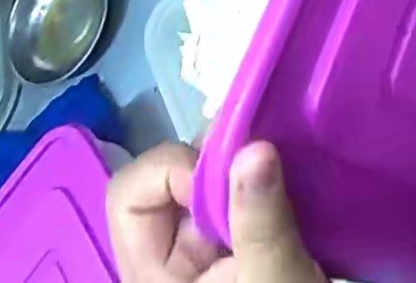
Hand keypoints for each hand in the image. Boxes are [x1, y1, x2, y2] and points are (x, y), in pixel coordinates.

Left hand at [107, 141, 323, 282]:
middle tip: (260, 165)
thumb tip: (255, 145)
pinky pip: (232, 201)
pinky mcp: (231, 256)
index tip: (229, 175)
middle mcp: (165, 263)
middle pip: (167, 181)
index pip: (130, 194)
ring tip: (277, 176)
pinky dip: (256, 184)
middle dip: (214, 166)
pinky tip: (284, 188)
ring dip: (240, 171)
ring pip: (203, 186)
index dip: (173, 172)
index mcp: (150, 278)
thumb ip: (261, 222)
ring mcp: (198, 260)